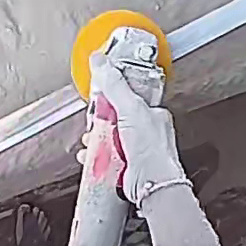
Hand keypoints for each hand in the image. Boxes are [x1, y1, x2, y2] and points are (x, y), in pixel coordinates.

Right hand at [87, 50, 185, 205]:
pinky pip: (107, 158)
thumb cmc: (151, 149)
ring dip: (97, 140)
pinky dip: (96, 158)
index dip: (112, 96)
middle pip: (116, 119)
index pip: (130, 97)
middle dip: (100, 122)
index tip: (99, 97)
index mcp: (154, 114)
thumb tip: (100, 61)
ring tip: (91, 141)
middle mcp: (147, 132)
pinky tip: (91, 157)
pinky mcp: (127, 168)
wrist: (152, 185)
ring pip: (110, 139)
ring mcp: (137, 151)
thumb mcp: (131, 108)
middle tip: (94, 123)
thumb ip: (114, 84)